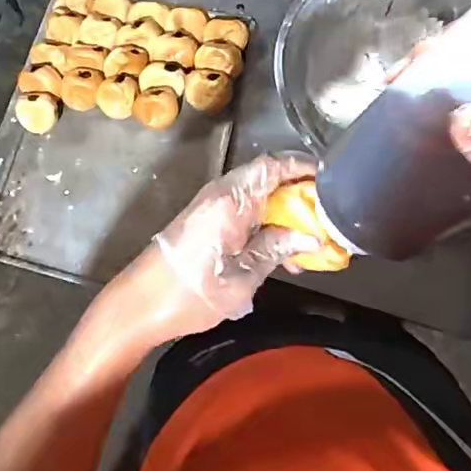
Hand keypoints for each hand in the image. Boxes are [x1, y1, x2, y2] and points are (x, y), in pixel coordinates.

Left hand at [134, 153, 320, 335]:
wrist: (139, 304)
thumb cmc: (189, 293)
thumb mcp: (242, 277)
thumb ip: (277, 249)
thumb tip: (313, 237)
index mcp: (230, 201)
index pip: (272, 165)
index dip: (303, 167)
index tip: (332, 181)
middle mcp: (220, 194)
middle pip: (267, 178)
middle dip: (299, 193)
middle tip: (326, 217)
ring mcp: (211, 205)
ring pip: (257, 196)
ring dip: (283, 212)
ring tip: (307, 244)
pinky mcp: (206, 220)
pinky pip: (243, 210)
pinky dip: (265, 223)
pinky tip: (280, 252)